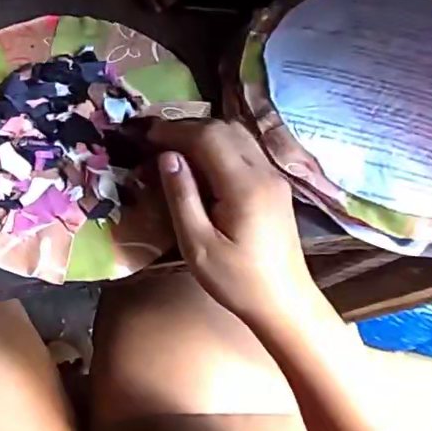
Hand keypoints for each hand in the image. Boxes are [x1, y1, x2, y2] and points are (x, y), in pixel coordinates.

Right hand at [148, 120, 325, 333]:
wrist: (285, 302)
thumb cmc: (238, 281)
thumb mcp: (198, 246)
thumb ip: (182, 197)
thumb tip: (166, 156)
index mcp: (245, 186)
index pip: (208, 137)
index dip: (174, 131)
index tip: (146, 136)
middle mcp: (264, 172)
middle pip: (223, 129)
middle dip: (186, 127)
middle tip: (155, 139)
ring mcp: (274, 176)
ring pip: (236, 134)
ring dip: (203, 133)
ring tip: (173, 147)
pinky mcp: (275, 184)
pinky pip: (245, 148)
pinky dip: (219, 144)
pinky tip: (200, 161)